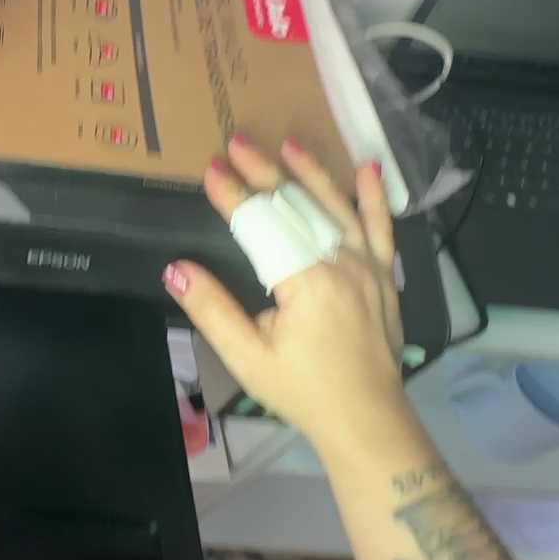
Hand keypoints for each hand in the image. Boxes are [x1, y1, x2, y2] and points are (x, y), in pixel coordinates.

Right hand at [161, 135, 406, 451]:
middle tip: (237, 141)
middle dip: (264, 171)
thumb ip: (211, 309)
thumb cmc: (302, 389)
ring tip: (290, 139)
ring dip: (311, 172)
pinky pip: (380, 228)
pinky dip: (373, 198)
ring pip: (336, 208)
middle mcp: (341, 265)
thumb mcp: (246, 357)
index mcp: (308, 282)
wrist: (368, 420)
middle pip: (297, 207)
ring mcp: (368, 268)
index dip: (234, 196)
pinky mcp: (383, 276)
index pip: (262, 226)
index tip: (211, 169)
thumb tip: (175, 270)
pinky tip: (368, 168)